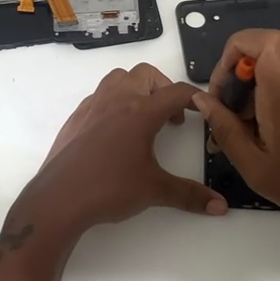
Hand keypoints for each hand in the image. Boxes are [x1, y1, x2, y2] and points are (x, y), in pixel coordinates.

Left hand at [13, 63, 226, 244]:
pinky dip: (114, 102)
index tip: (203, 108)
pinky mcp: (76, 117)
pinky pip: (99, 96)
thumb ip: (190, 195)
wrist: (59, 198)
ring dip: (136, 89)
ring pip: (118, 78)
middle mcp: (117, 100)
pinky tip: (116, 131)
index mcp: (140, 111)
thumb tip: (220, 206)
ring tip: (143, 117)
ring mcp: (93, 106)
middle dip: (163, 88)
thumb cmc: (110, 188)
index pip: (176, 92)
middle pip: (146, 74)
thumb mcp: (155, 190)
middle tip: (170, 116)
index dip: (194, 97)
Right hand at [192, 30, 279, 252]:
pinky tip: (278, 150)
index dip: (237, 51)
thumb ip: (225, 129)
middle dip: (238, 92)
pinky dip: (279, 114)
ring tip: (251, 149)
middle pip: (263, 67)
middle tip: (227, 133)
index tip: (224, 88)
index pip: (263, 40)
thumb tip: (203, 99)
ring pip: (278, 85)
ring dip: (257, 108)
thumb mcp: (256, 167)